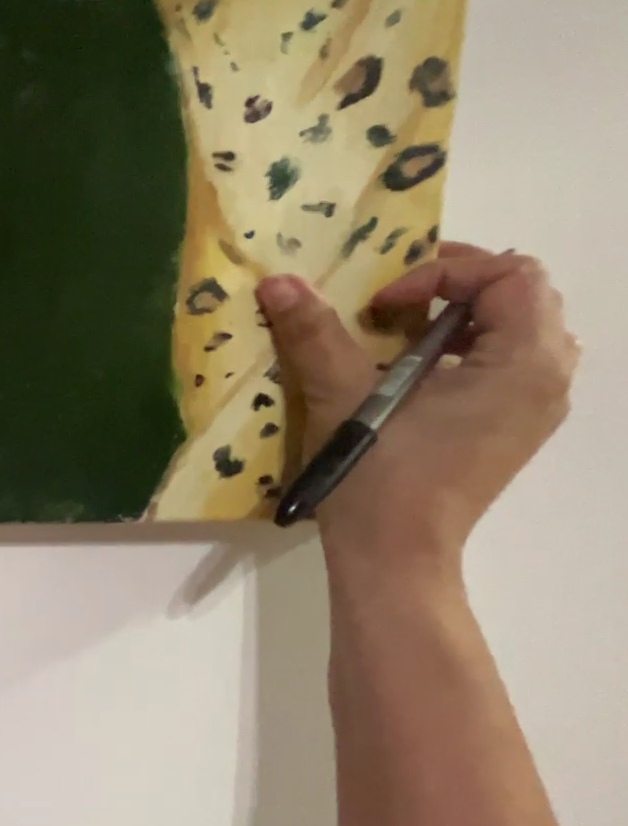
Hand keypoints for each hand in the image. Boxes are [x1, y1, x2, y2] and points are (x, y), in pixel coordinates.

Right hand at [257, 243, 578, 570]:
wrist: (395, 553)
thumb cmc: (378, 475)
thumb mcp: (342, 397)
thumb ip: (315, 335)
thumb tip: (277, 280)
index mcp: (524, 363)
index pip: (510, 276)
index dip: (441, 273)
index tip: (379, 306)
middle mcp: (547, 378)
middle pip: (521, 297)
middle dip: (451, 287)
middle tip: (385, 305)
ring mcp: (533, 407)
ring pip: (515, 330)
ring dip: (456, 319)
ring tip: (395, 338)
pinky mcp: (509, 428)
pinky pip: (503, 365)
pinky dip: (459, 351)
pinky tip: (406, 377)